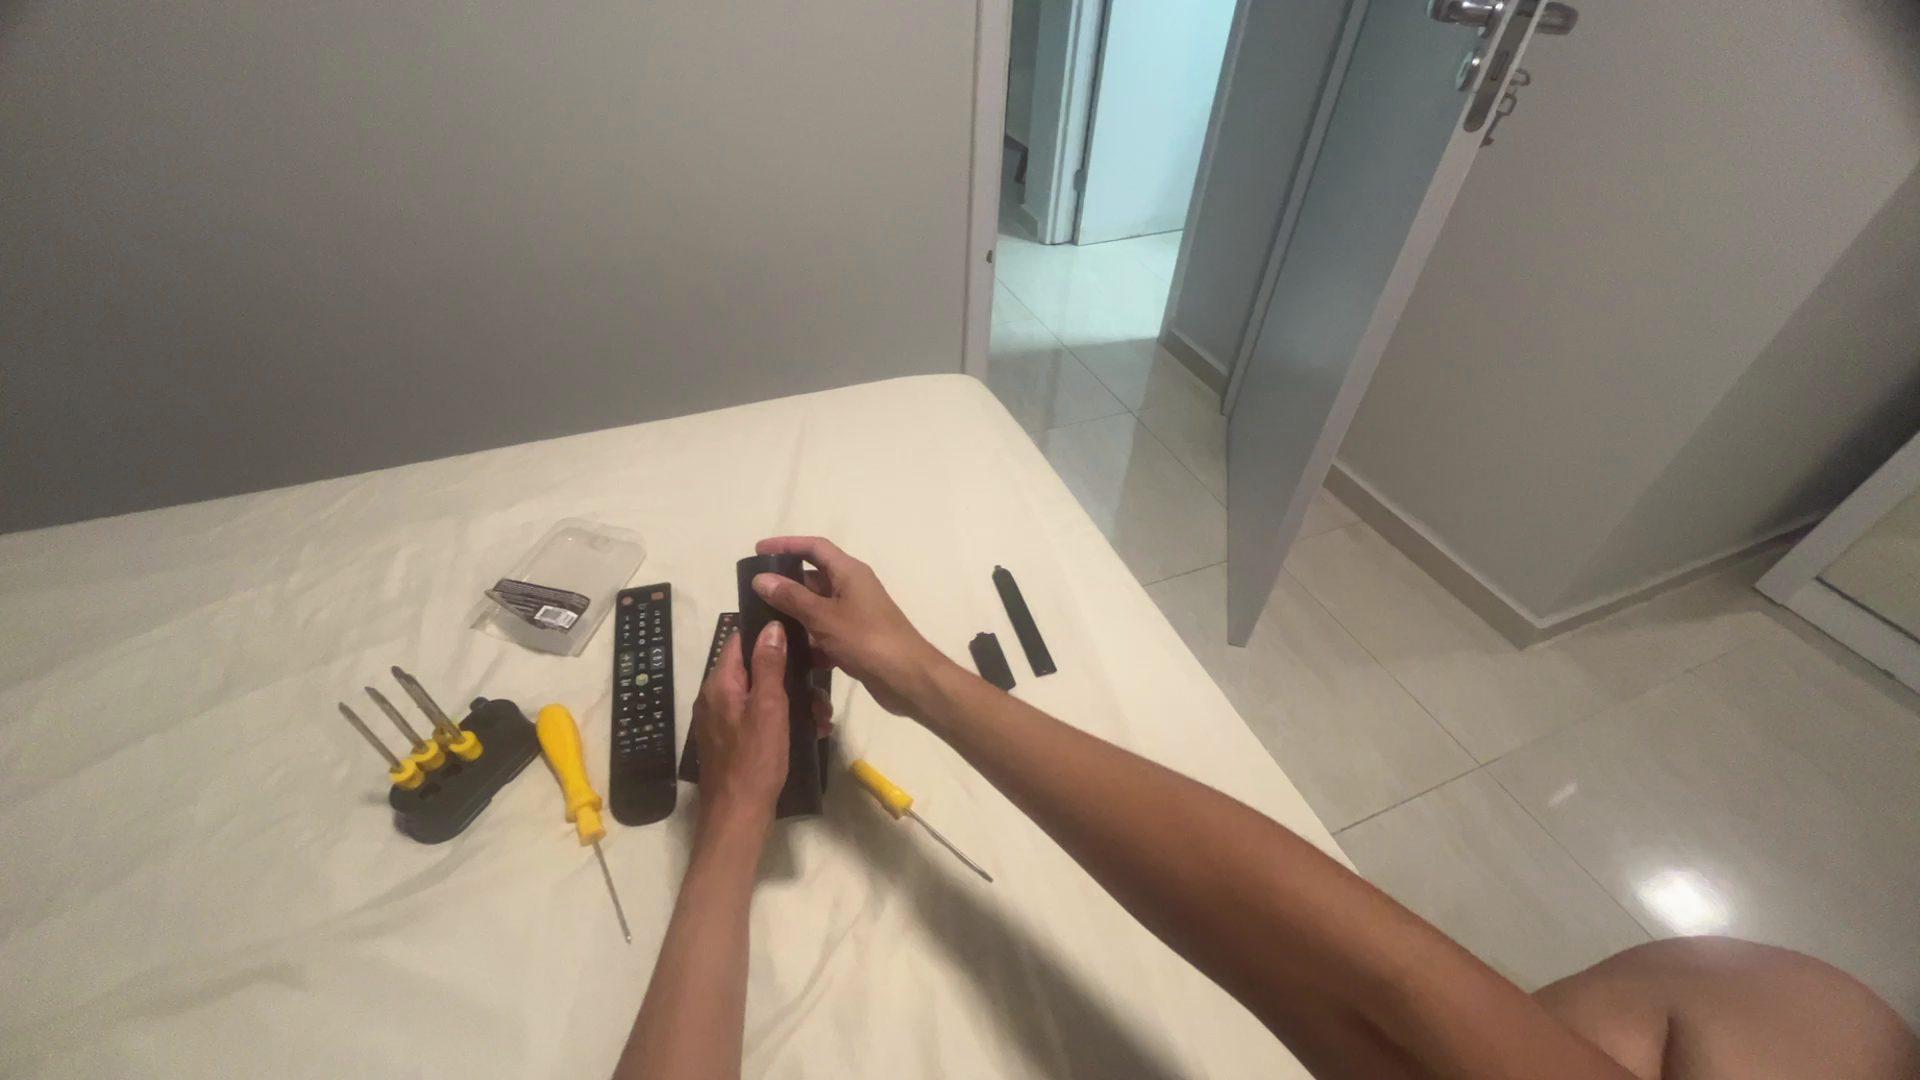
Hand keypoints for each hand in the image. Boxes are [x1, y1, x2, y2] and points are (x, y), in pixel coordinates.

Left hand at [688, 622, 833, 832]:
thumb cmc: (755, 759)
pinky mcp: (733, 740)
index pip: (739, 641)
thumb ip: (769, 665)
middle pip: (756, 669)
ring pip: (763, 695)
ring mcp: (723, 720)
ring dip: (794, 700)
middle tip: (820, 687)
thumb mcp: (769, 707)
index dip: (768, 635)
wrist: (738, 816)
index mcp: (720, 685)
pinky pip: (760, 717)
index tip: (799, 637)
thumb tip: (771, 627)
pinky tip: (811, 731)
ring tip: (822, 716)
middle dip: (791, 674)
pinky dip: (784, 719)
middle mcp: (716, 698)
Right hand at [750, 537, 954, 717]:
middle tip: (754, 594)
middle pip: (814, 577)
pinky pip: (826, 632)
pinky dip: (809, 640)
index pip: (814, 547)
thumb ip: (791, 597)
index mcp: (849, 572)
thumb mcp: (823, 616)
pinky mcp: (856, 638)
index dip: (786, 544)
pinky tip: (788, 654)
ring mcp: (856, 614)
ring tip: (764, 624)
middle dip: (786, 584)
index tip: (758, 551)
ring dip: (795, 615)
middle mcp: (854, 587)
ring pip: (818, 607)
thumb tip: (761, 578)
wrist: (906, 677)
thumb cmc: (866, 639)